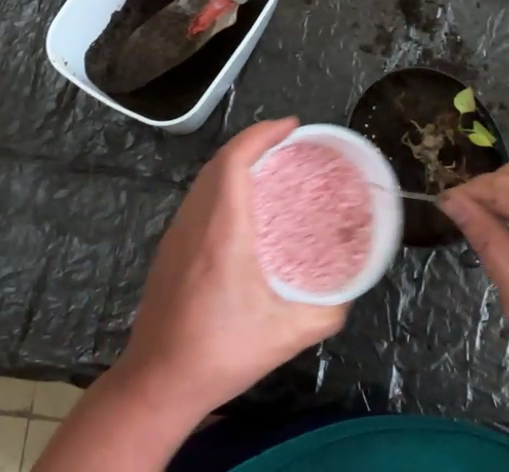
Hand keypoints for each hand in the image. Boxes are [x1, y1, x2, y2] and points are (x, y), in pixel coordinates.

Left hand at [114, 117, 347, 418]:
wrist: (159, 380)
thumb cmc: (221, 352)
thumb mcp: (287, 336)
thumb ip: (327, 310)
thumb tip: (349, 289)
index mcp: (223, 231)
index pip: (235, 161)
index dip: (262, 134)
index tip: (292, 127)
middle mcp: (195, 221)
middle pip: (220, 162)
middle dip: (254, 142)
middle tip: (288, 144)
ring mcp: (176, 233)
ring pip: (205, 179)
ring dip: (235, 162)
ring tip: (270, 168)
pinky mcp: (169, 249)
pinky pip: (197, 199)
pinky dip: (222, 184)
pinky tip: (242, 205)